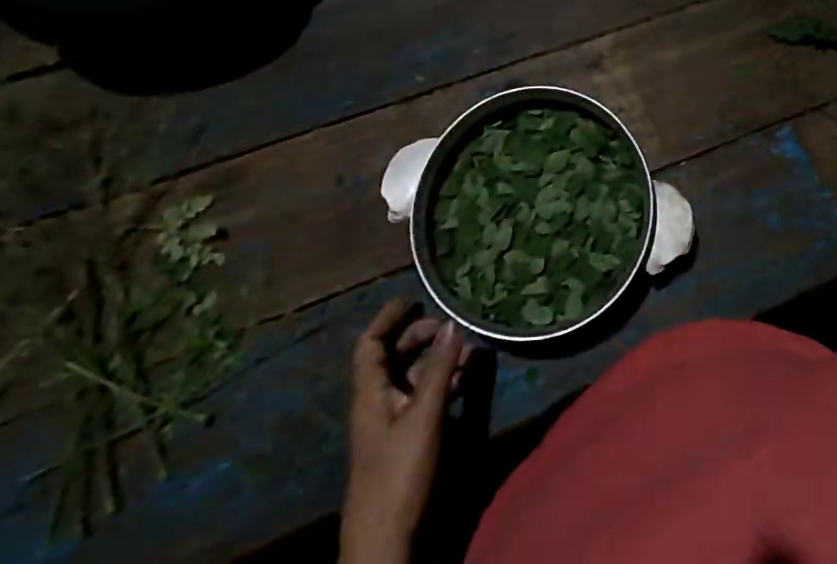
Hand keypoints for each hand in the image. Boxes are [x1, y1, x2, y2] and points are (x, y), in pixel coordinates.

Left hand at [342, 299, 470, 563]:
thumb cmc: (398, 471)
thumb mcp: (422, 416)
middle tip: (448, 326)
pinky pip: (422, 399)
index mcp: (369, 392)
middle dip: (418, 337)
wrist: (385, 538)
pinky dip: (441, 385)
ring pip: (411, 379)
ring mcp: (390, 423)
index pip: (370, 343)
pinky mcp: (405, 441)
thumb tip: (452, 324)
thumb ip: (438, 370)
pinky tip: (464, 381)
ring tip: (466, 350)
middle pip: (392, 358)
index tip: (412, 299)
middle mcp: (377, 401)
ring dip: (435, 361)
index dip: (387, 318)